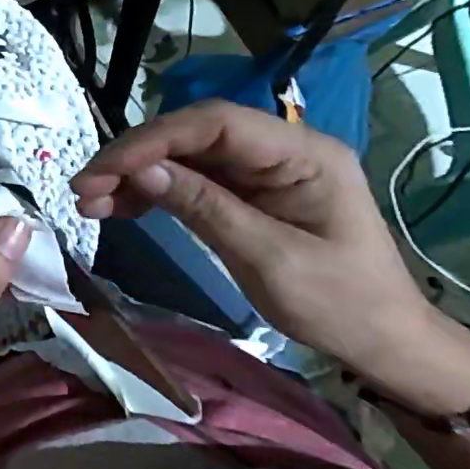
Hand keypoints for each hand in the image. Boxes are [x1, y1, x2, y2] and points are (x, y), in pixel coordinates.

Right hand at [70, 101, 469, 411]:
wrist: (385, 345)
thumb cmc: (342, 306)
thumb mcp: (270, 261)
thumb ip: (205, 208)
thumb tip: (140, 169)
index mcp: (302, 154)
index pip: (215, 123)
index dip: (154, 138)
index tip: (105, 169)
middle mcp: (279, 149)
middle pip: (192, 135)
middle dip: (134, 157)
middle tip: (84, 188)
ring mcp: (262, 170)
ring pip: (184, 156)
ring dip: (135, 175)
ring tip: (90, 203)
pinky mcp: (247, 192)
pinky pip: (191, 180)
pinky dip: (153, 192)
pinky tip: (120, 208)